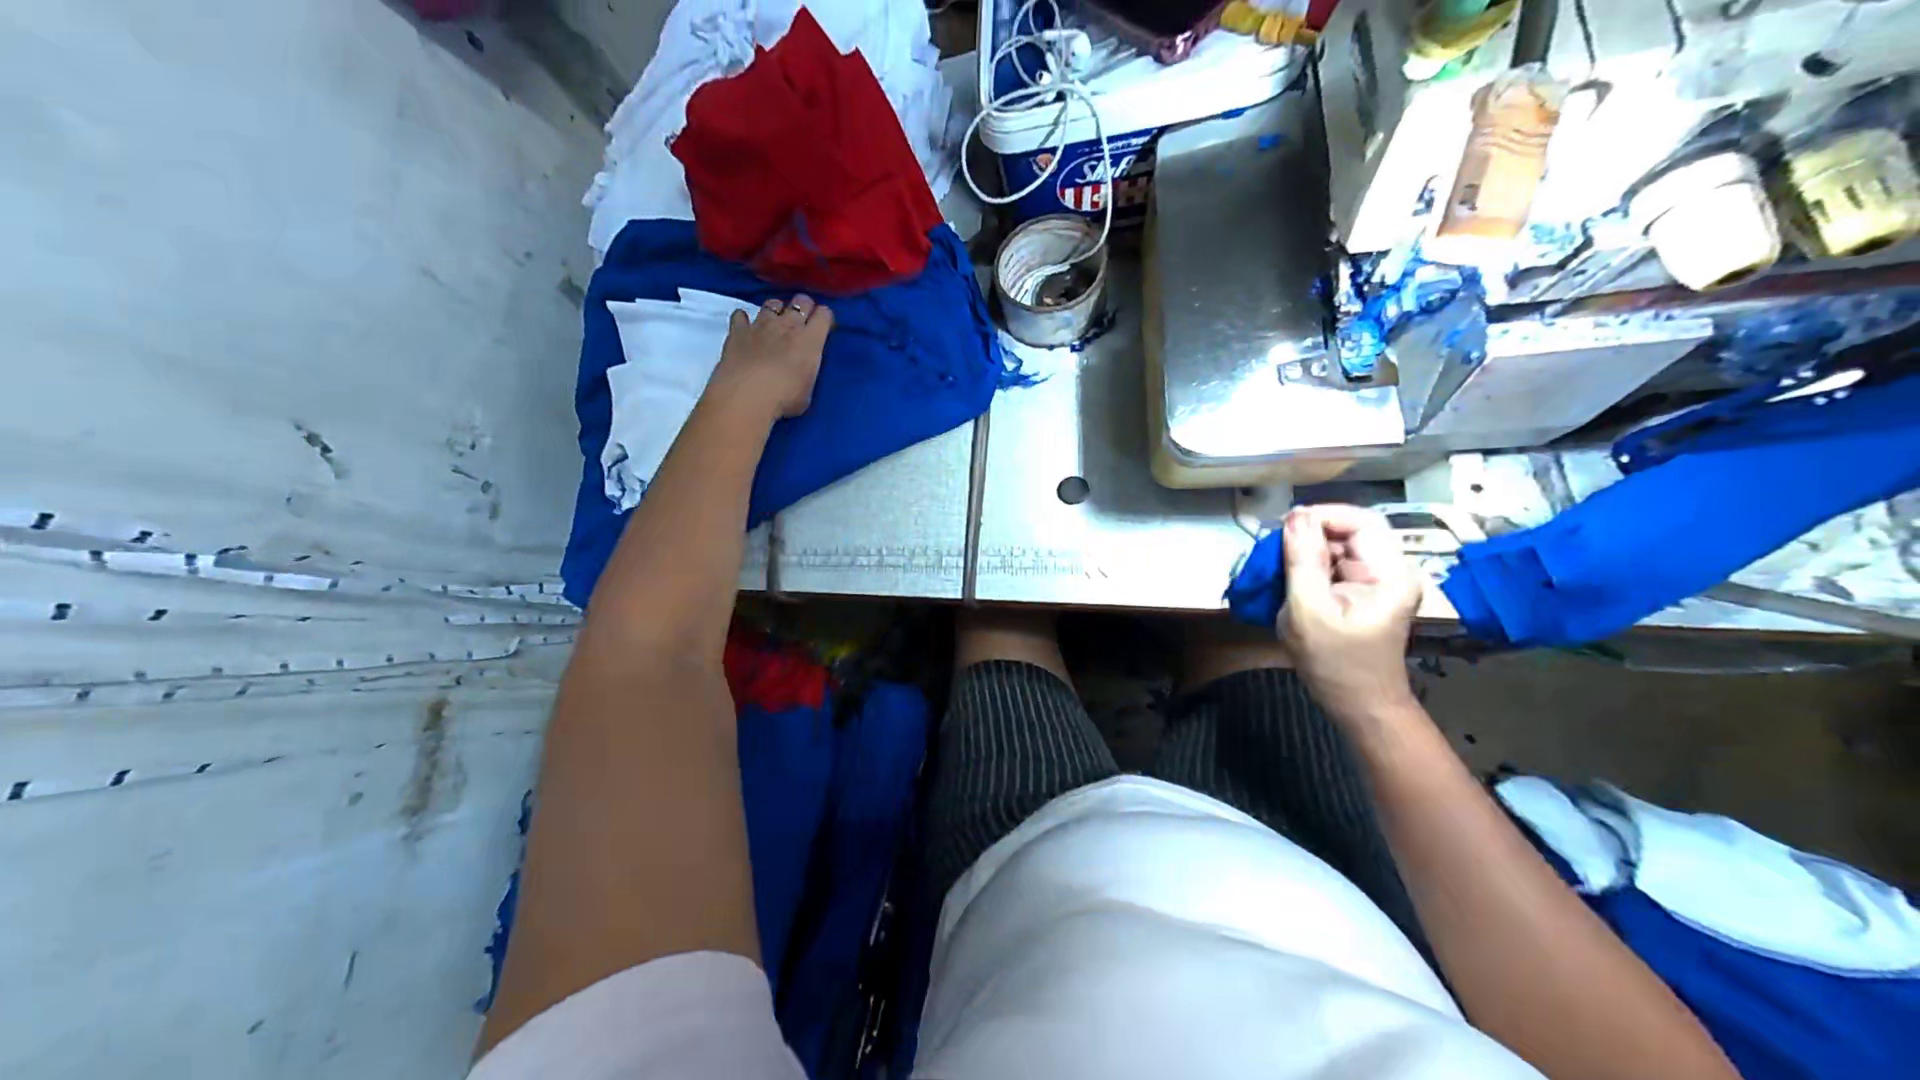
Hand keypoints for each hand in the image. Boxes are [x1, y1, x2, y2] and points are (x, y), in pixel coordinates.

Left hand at [708, 294, 832, 420]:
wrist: (746, 396)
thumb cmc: (784, 398)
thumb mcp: (807, 390)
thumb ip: (807, 372)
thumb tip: (802, 370)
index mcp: (810, 339)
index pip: (824, 314)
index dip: (824, 318)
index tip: (823, 328)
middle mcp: (787, 325)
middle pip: (801, 301)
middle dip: (804, 307)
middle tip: (802, 321)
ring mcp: (761, 324)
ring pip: (772, 303)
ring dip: (776, 311)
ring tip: (775, 323)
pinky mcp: (738, 330)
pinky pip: (741, 316)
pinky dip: (744, 320)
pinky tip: (745, 328)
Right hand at [1277, 504, 1423, 723]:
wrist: (1359, 705)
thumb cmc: (1336, 664)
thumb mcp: (1309, 611)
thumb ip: (1302, 560)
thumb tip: (1294, 516)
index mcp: (1390, 573)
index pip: (1360, 520)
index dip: (1322, 516)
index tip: (1284, 527)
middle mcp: (1390, 570)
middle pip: (1348, 531)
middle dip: (1308, 536)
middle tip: (1272, 551)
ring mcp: (1377, 582)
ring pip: (1338, 546)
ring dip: (1304, 552)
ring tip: (1275, 567)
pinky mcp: (1362, 592)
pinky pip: (1334, 565)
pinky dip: (1308, 567)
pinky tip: (1288, 580)